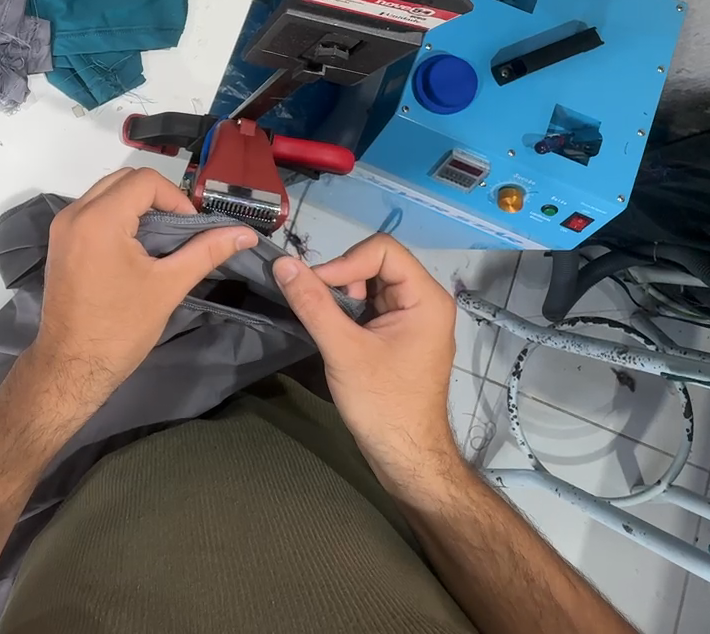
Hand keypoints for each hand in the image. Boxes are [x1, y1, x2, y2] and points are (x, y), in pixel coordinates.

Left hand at [27, 167, 257, 408]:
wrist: (71, 366)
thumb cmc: (120, 328)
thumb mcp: (168, 286)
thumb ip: (207, 251)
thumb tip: (245, 233)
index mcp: (99, 219)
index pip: (145, 181)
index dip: (176, 198)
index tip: (191, 228)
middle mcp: (75, 213)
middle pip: (124, 180)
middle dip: (158, 198)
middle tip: (180, 230)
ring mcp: (63, 226)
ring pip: (107, 192)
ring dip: (137, 206)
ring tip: (161, 239)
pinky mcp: (60, 241)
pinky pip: (93, 210)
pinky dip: (118, 216)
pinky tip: (137, 247)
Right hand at [273, 235, 462, 491]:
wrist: (405, 458)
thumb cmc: (383, 404)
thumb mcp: (343, 350)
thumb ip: (312, 303)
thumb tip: (282, 263)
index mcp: (426, 298)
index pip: (383, 250)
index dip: (346, 261)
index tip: (317, 286)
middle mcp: (425, 300)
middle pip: (376, 262)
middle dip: (342, 278)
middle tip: (318, 305)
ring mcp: (412, 317)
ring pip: (369, 281)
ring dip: (342, 294)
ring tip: (326, 320)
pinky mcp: (398, 333)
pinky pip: (369, 302)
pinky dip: (347, 308)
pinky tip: (333, 329)